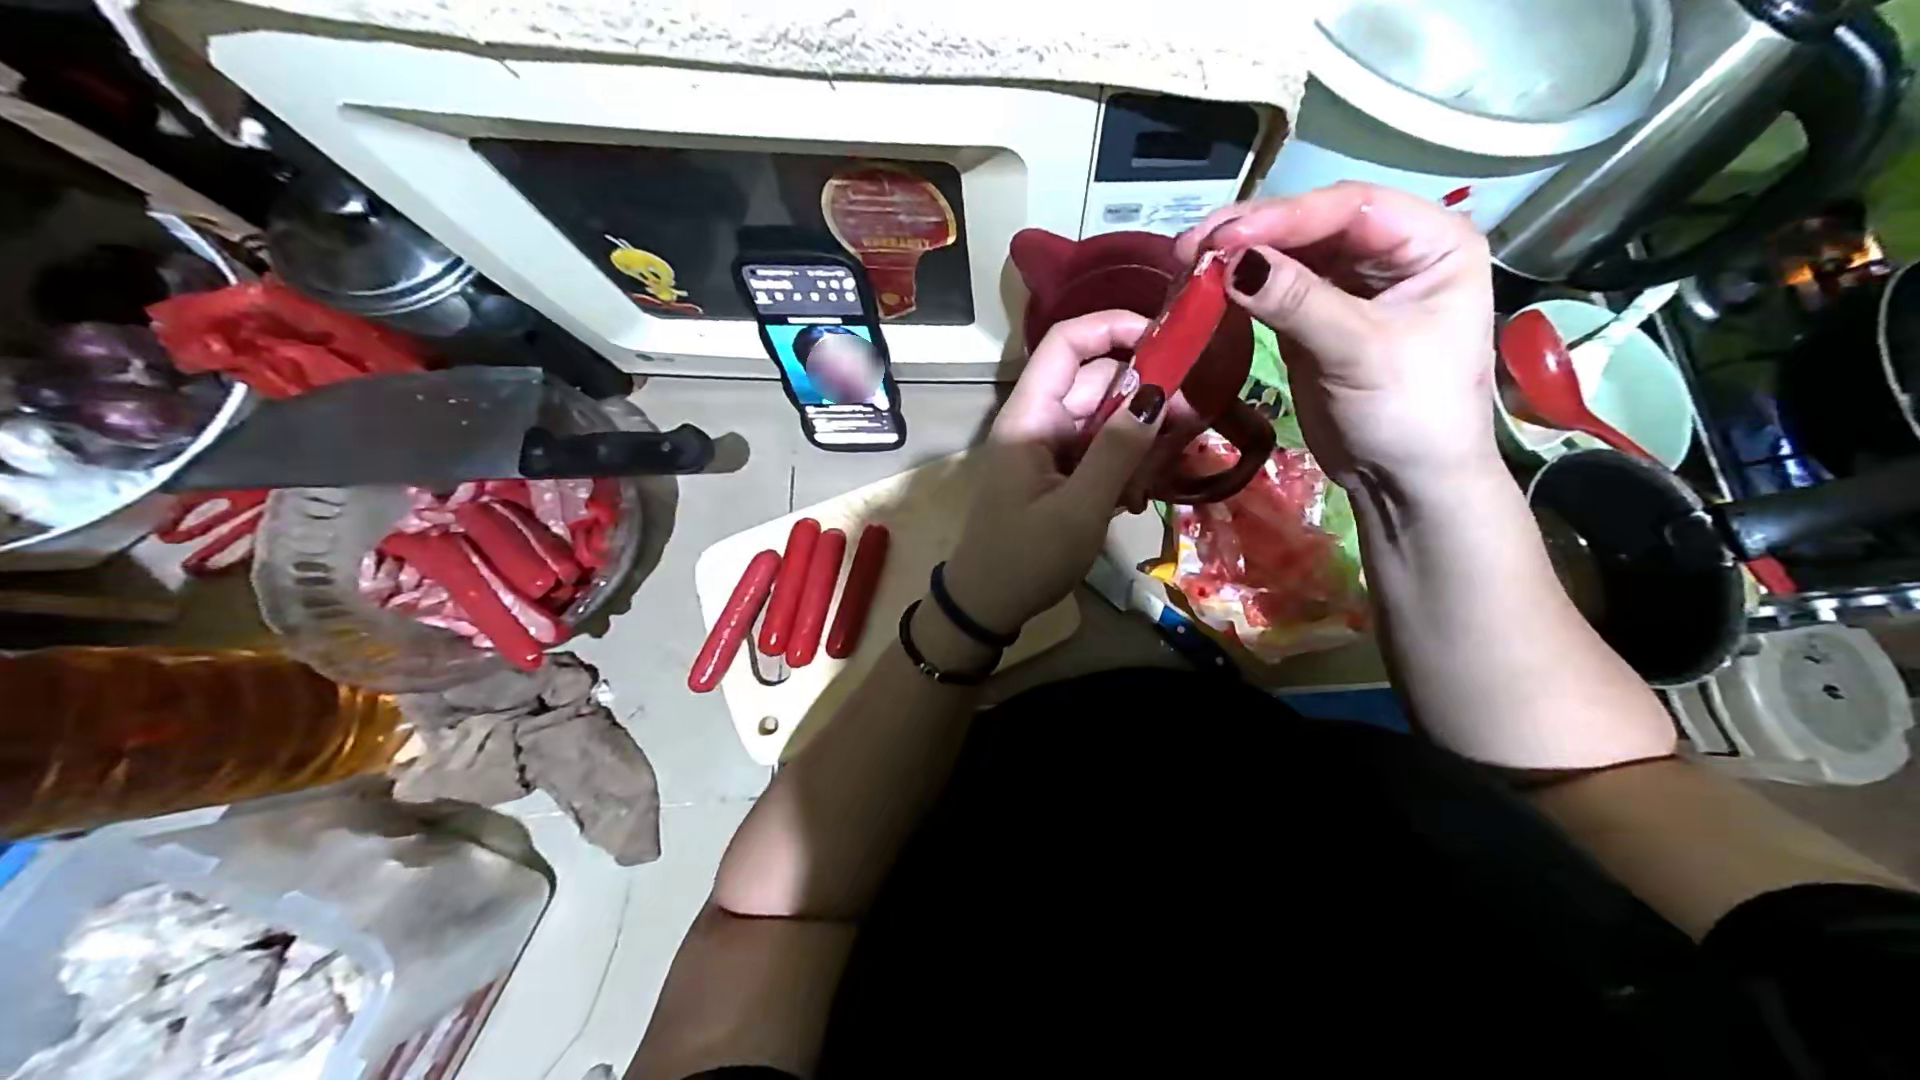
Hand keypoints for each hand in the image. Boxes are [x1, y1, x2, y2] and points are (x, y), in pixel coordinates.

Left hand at [941, 311, 1165, 632]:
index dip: (1113, 327)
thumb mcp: (1078, 508)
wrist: (988, 605)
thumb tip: (1159, 394)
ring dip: (1139, 436)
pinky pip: (1101, 448)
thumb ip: (1118, 451)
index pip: (1066, 344)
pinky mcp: (1061, 472)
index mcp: (1029, 417)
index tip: (1169, 339)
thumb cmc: (1025, 558)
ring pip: (1105, 416)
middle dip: (1145, 394)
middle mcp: (1039, 421)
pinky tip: (1140, 491)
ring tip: (1159, 471)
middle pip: (1097, 380)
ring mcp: (1050, 447)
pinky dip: (1127, 461)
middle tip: (1192, 421)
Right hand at [1175, 181, 1498, 488]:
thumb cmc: (1409, 412)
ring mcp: (1349, 284)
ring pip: (1287, 253)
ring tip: (1189, 261)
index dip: (1285, 216)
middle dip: (1252, 231)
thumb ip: (1298, 302)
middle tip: (1191, 245)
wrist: (1403, 479)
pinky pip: (1273, 288)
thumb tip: (1230, 262)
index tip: (1224, 236)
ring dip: (1238, 256)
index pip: (1351, 208)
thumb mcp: (1359, 351)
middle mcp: (1391, 252)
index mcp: (1430, 243)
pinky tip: (1207, 285)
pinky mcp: (1314, 317)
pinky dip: (1240, 285)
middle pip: (1313, 224)